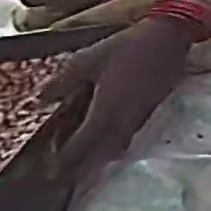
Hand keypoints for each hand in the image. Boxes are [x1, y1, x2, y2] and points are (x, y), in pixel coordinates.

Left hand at [41, 16, 196, 173]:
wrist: (170, 37)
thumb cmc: (126, 46)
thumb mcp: (85, 60)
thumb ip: (62, 84)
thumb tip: (40, 103)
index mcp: (108, 108)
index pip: (85, 143)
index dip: (66, 159)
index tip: (50, 173)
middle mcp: (128, 116)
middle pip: (105, 150)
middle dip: (85, 164)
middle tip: (65, 172)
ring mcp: (144, 112)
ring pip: (121, 142)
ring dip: (102, 153)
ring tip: (85, 157)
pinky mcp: (155, 106)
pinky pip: (132, 131)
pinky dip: (116, 139)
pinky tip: (109, 133)